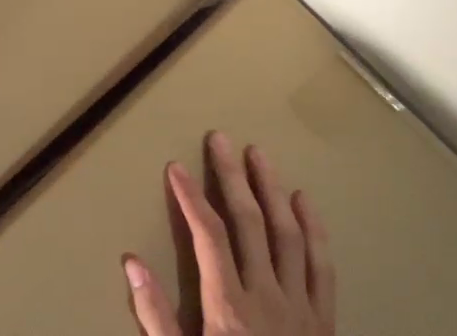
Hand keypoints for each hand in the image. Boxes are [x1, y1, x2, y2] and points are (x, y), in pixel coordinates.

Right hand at [124, 134, 334, 335]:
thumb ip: (156, 317)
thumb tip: (131, 262)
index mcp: (229, 308)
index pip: (208, 235)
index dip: (190, 197)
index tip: (175, 167)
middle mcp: (268, 298)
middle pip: (250, 223)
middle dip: (231, 178)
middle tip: (220, 139)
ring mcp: (302, 308)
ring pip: (289, 234)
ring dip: (272, 190)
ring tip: (259, 155)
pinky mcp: (325, 320)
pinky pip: (322, 266)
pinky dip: (313, 229)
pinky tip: (304, 202)